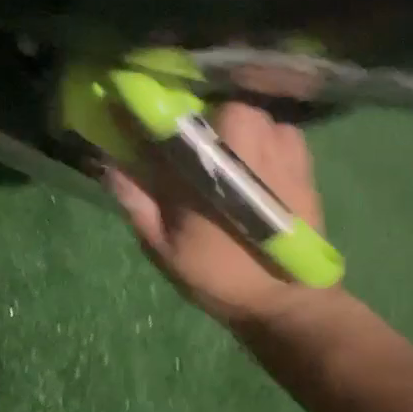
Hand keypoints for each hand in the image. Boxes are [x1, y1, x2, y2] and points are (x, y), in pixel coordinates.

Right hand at [103, 101, 334, 331]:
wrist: (285, 304)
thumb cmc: (218, 276)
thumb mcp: (163, 247)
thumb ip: (136, 202)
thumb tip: (108, 165)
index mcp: (201, 176)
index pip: (170, 128)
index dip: (148, 116)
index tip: (131, 111)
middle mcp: (242, 158)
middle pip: (227, 108)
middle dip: (208, 116)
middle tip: (194, 140)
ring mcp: (279, 161)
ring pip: (257, 116)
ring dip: (240, 124)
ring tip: (228, 148)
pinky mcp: (304, 170)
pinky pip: (285, 133)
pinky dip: (271, 136)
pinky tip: (258, 159)